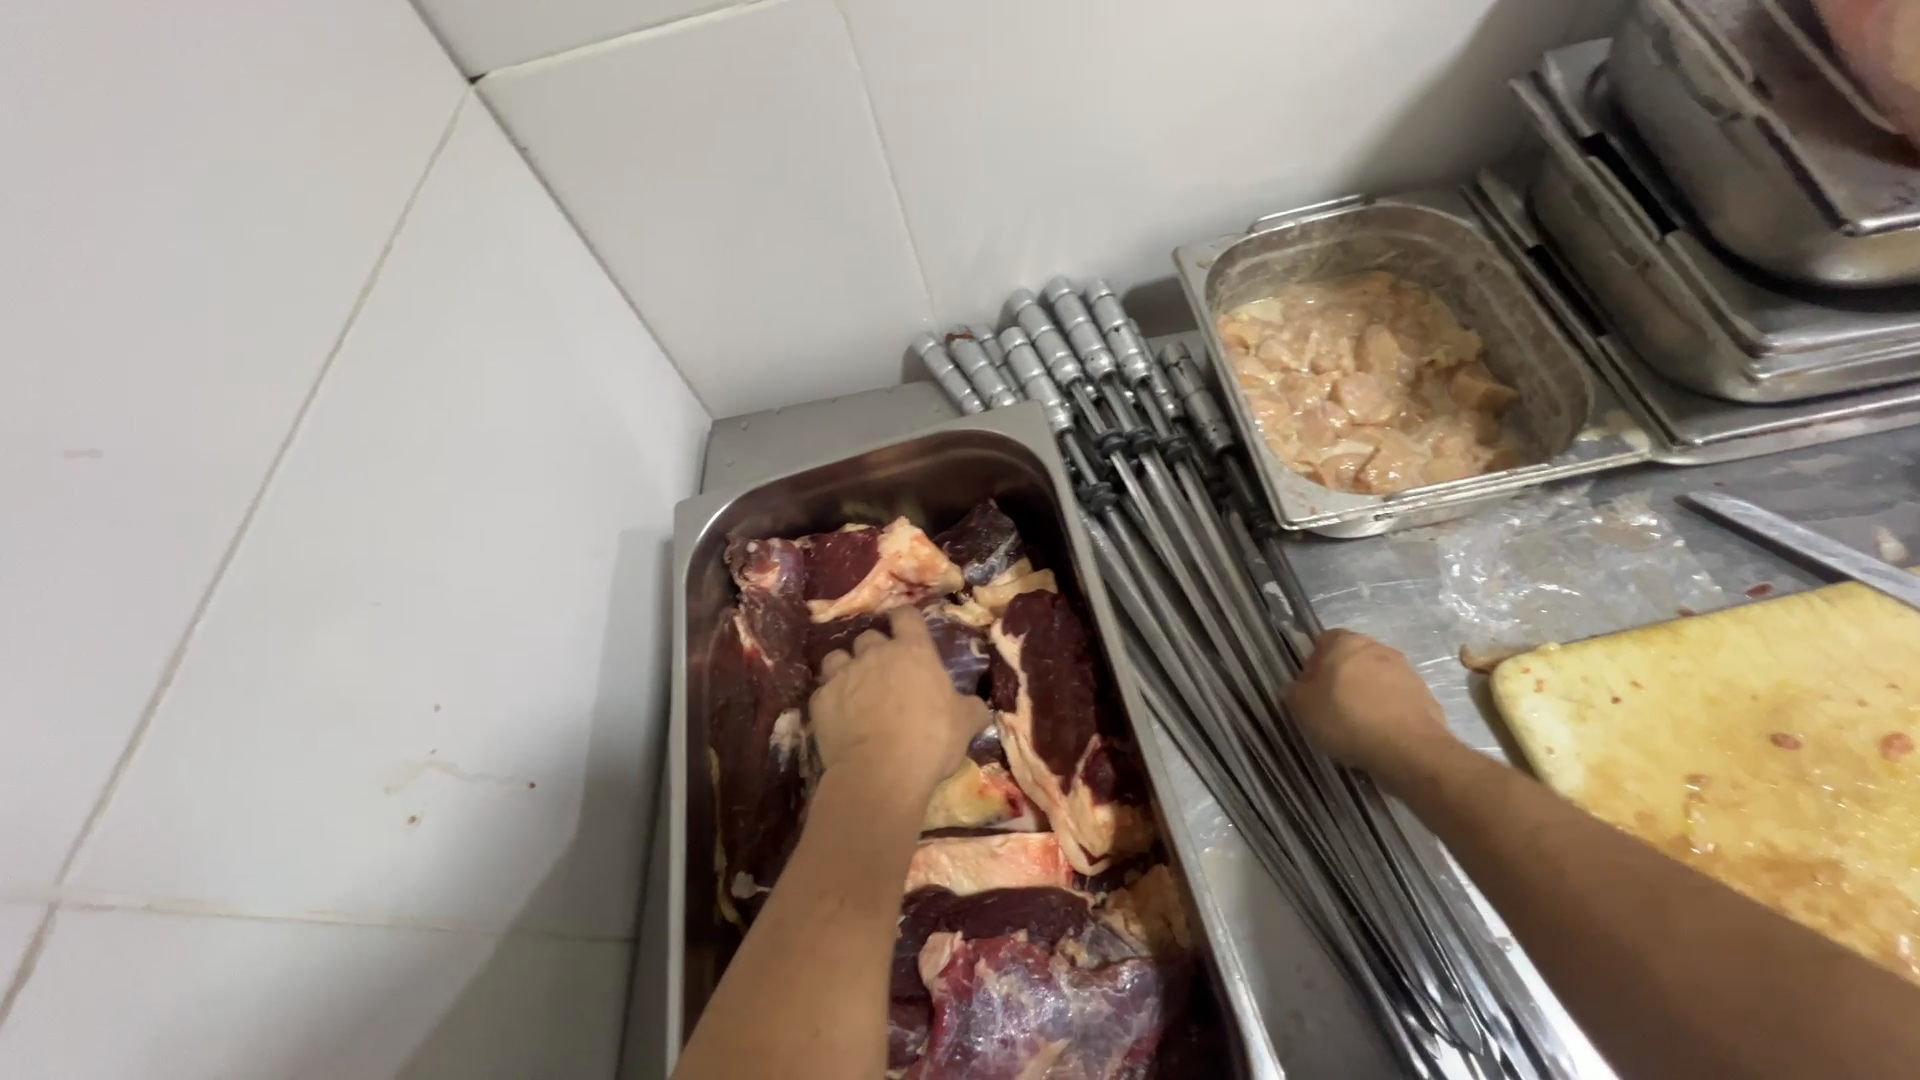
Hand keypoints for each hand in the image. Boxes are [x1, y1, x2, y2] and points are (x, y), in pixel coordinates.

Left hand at [810, 606, 990, 796]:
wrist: (882, 772)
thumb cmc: (931, 740)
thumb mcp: (966, 724)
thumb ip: (970, 708)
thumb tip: (977, 707)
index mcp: (914, 651)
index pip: (906, 616)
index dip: (905, 619)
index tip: (906, 629)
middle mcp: (875, 654)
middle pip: (868, 636)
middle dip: (874, 650)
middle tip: (883, 673)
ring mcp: (844, 674)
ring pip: (837, 657)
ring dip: (845, 668)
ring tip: (853, 689)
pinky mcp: (820, 700)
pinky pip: (823, 691)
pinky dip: (830, 700)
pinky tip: (838, 717)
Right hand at [1286, 629, 1455, 789]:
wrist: (1408, 749)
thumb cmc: (1346, 718)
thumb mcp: (1302, 707)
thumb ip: (1294, 690)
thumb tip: (1299, 687)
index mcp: (1346, 643)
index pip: (1324, 640)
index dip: (1314, 663)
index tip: (1311, 688)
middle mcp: (1378, 648)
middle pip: (1352, 657)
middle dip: (1342, 677)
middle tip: (1331, 705)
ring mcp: (1407, 671)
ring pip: (1377, 677)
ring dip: (1367, 693)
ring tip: (1358, 724)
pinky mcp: (1426, 696)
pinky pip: (1397, 698)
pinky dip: (1388, 710)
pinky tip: (1380, 733)